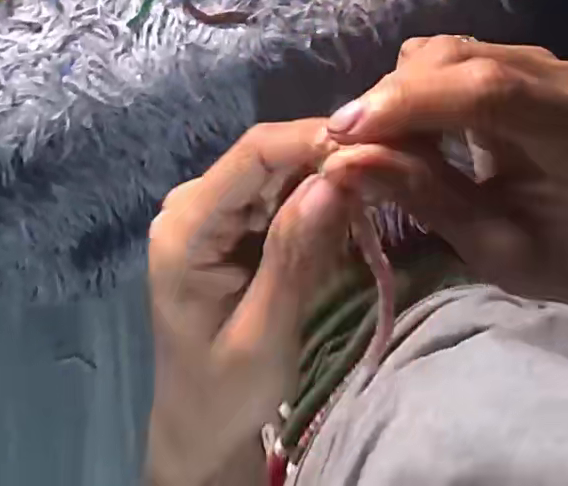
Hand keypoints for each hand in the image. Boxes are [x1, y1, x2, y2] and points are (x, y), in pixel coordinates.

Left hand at [144, 119, 351, 485]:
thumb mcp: (264, 333)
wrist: (200, 428)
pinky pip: (279, 190)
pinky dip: (316, 195)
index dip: (307, 138)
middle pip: (267, 155)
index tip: (365, 143)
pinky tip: (347, 203)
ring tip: (373, 181)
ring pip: (278, 168)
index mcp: (185, 226)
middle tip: (382, 165)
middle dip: (324, 156)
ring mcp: (212, 207)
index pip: (251, 156)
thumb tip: (331, 180)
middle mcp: (192, 202)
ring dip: (325, 173)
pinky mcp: (232, 218)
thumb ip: (293, 252)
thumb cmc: (224, 393)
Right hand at [321, 36, 567, 302]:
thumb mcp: (497, 252)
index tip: (345, 131)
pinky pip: (455, 52)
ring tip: (376, 136)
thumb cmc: (566, 260)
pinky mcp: (525, 56)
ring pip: (452, 49)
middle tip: (344, 142)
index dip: (413, 102)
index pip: (493, 93)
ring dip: (400, 87)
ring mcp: (550, 60)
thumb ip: (426, 199)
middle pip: (464, 59)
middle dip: (394, 96)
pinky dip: (417, 82)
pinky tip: (408, 119)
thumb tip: (341, 162)